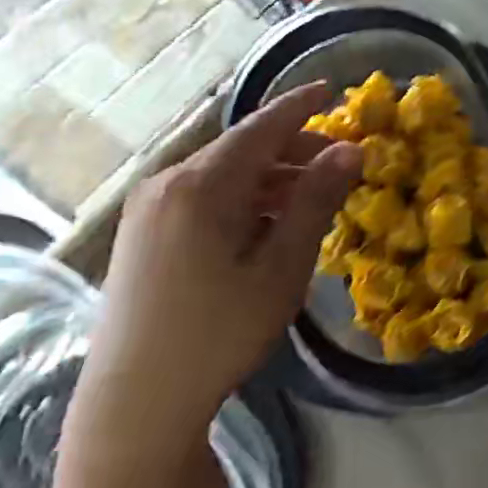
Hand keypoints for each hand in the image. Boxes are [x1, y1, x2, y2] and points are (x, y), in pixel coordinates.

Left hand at [78, 83, 360, 436]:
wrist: (137, 399)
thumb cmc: (219, 333)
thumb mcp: (281, 268)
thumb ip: (315, 203)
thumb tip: (350, 152)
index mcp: (201, 185)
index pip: (260, 129)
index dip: (299, 107)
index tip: (330, 88)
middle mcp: (167, 184)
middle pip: (239, 150)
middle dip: (291, 150)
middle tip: (338, 165)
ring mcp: (148, 209)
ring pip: (220, 176)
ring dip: (268, 179)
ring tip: (310, 198)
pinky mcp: (142, 234)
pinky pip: (200, 199)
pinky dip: (241, 201)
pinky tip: (265, 225)